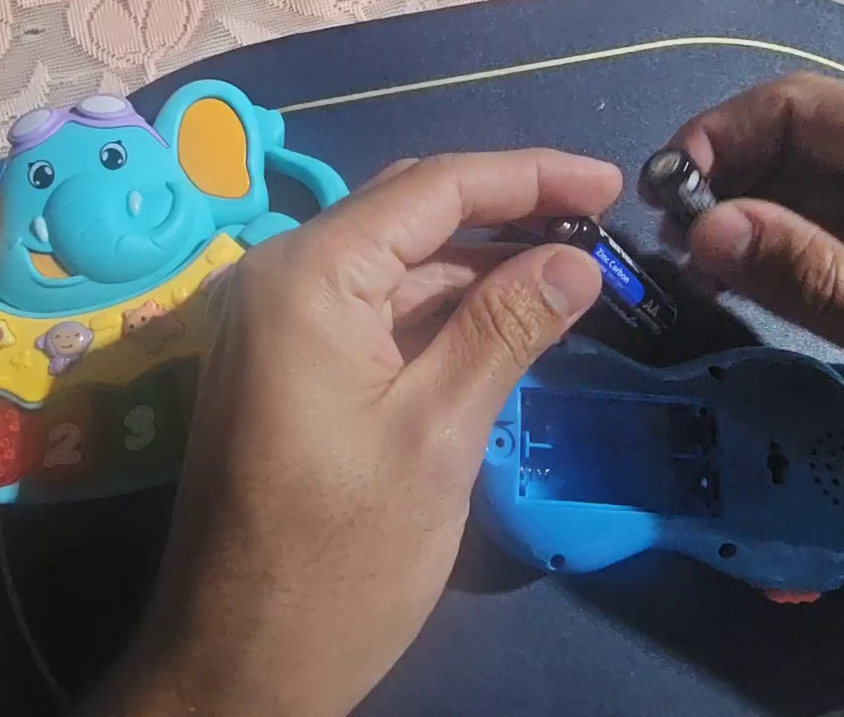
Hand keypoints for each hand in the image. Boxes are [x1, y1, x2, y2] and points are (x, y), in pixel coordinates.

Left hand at [86, 151, 620, 716]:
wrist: (238, 667)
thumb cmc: (337, 560)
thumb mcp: (438, 436)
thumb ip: (505, 329)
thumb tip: (577, 261)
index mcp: (308, 275)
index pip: (432, 190)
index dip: (527, 175)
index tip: (605, 182)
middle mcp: (282, 274)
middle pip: (410, 211)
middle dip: (505, 208)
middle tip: (592, 215)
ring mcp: (281, 315)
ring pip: (396, 258)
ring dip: (479, 257)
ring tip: (566, 260)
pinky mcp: (291, 355)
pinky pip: (377, 304)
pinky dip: (441, 301)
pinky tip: (503, 305)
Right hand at [667, 73, 843, 575]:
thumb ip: (828, 288)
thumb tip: (704, 227)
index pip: (804, 108)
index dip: (716, 139)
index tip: (658, 203)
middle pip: (807, 135)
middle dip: (725, 179)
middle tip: (671, 252)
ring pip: (823, 177)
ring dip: (754, 214)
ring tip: (706, 273)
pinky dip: (797, 242)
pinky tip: (766, 282)